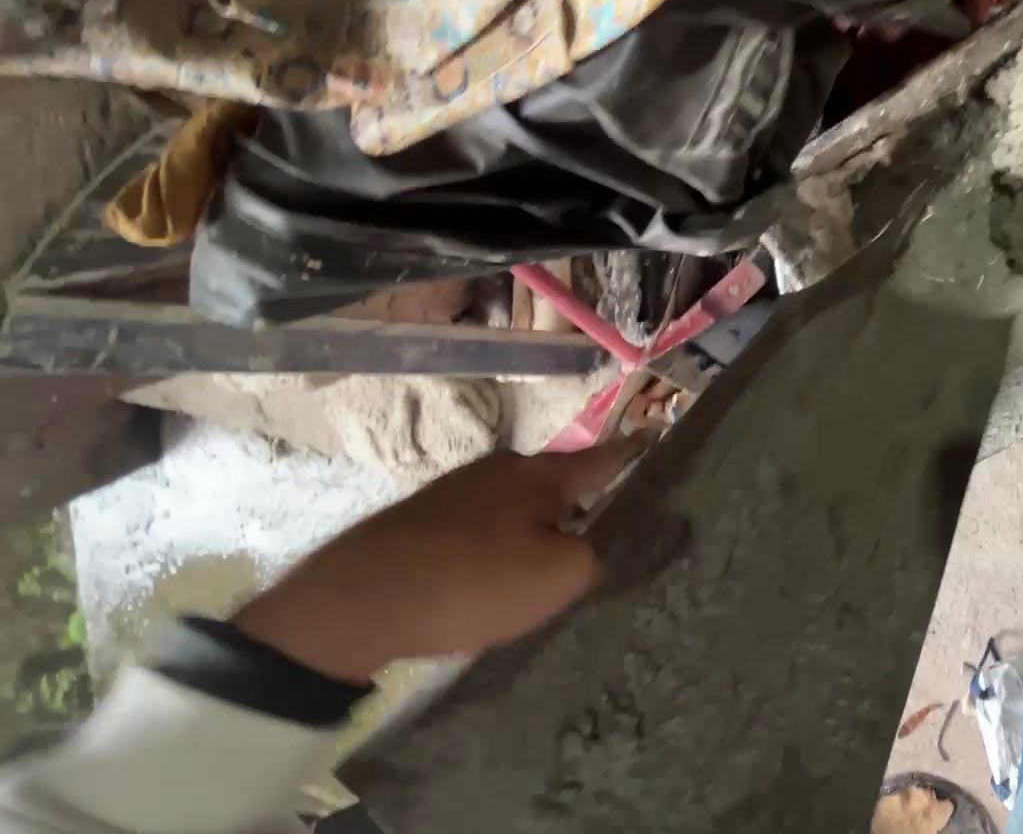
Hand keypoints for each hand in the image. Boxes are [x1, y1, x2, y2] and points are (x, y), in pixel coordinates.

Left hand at [230, 435, 647, 682]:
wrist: (351, 605)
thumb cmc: (473, 581)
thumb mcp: (559, 577)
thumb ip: (596, 555)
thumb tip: (596, 544)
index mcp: (543, 474)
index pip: (606, 456)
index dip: (636, 448)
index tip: (658, 432)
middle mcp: (501, 468)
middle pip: (558, 484)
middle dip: (578, 509)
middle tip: (590, 547)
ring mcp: (455, 490)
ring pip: (516, 507)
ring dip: (532, 531)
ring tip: (534, 575)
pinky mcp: (418, 518)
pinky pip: (478, 526)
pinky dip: (494, 546)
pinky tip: (483, 581)